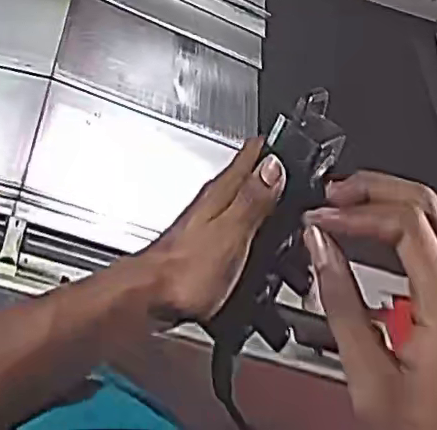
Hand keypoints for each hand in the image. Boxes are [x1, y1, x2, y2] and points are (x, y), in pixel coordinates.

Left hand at [133, 137, 285, 321]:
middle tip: (287, 161)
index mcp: (222, 193)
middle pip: (246, 175)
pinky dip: (247, 221)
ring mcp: (207, 222)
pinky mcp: (203, 244)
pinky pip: (232, 221)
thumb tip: (273, 164)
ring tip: (276, 192)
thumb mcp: (231, 232)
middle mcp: (213, 202)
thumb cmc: (185, 269)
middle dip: (268, 168)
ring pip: (238, 197)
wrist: (149, 299)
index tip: (288, 138)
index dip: (271, 146)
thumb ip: (253, 198)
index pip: (250, 155)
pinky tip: (251, 233)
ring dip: (258, 194)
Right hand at [305, 172, 436, 429]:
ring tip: (342, 208)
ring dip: (384, 203)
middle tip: (332, 194)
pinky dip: (394, 228)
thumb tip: (319, 244)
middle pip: (426, 204)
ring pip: (432, 219)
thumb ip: (340, 305)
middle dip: (373, 188)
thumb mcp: (370, 380)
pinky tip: (365, 238)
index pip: (407, 221)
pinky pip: (432, 245)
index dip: (359, 209)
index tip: (323, 217)